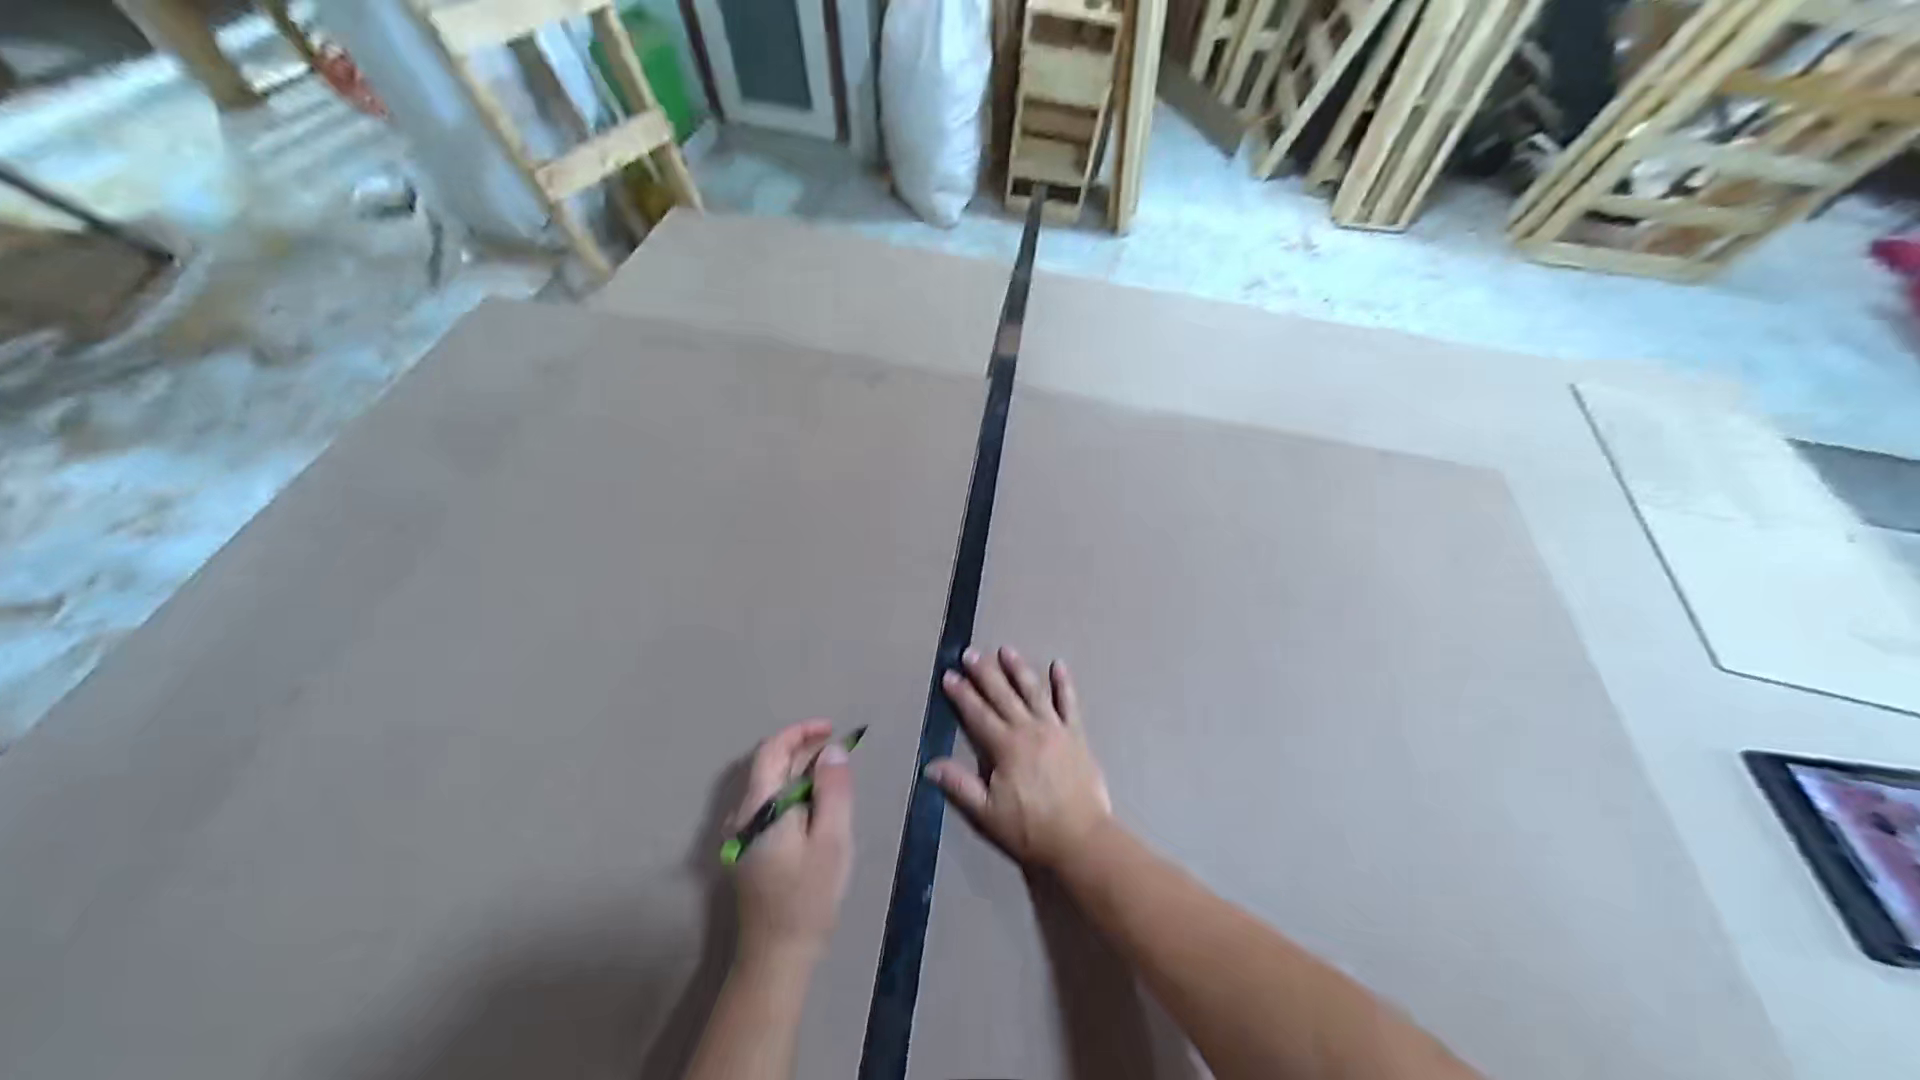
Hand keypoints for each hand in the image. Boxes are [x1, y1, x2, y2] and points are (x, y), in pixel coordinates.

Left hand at [729, 719, 853, 962]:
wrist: (776, 957)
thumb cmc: (808, 897)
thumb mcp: (832, 840)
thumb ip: (832, 790)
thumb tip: (831, 750)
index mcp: (759, 807)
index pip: (771, 750)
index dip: (800, 733)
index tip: (831, 729)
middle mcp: (742, 815)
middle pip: (768, 766)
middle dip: (802, 750)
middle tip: (839, 753)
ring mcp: (740, 834)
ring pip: (768, 786)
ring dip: (798, 772)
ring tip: (832, 777)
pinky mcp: (747, 850)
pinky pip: (768, 806)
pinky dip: (792, 793)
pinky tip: (815, 807)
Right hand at [925, 646, 1111, 867]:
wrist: (1081, 839)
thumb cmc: (1031, 829)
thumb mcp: (987, 813)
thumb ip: (960, 786)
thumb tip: (932, 766)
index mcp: (1005, 747)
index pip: (977, 714)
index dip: (961, 694)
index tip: (949, 676)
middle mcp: (1029, 730)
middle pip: (1002, 695)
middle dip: (984, 673)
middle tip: (971, 653)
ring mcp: (1055, 730)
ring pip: (1033, 691)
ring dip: (1018, 669)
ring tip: (1006, 651)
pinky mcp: (1076, 736)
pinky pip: (1069, 704)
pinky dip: (1063, 684)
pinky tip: (1058, 666)